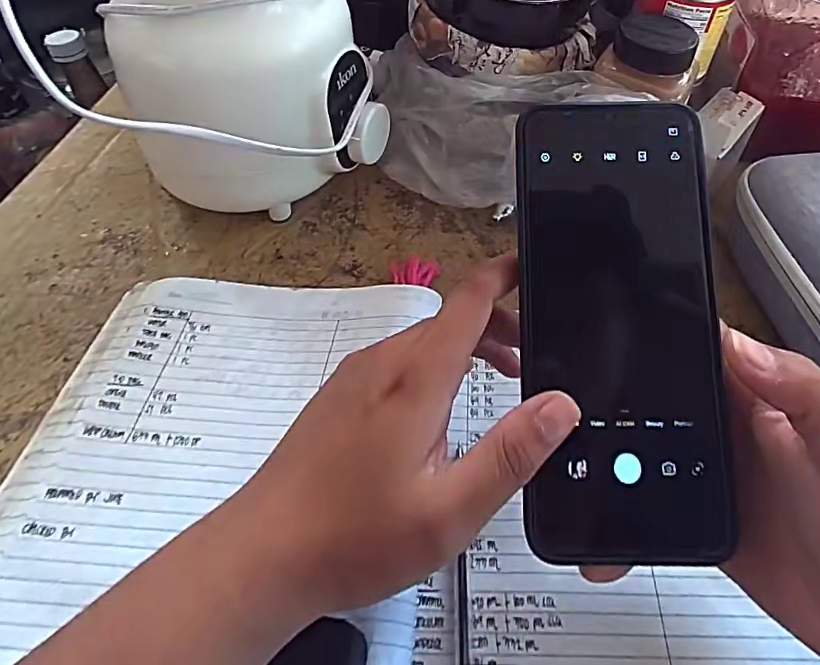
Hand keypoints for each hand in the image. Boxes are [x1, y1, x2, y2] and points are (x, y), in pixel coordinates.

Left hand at [236, 256, 576, 615]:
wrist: (260, 555)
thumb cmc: (352, 536)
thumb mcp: (450, 510)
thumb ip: (511, 453)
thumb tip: (559, 407)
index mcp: (417, 378)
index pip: (469, 300)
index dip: (503, 275)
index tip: (527, 265)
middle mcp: (385, 361)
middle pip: (452, 317)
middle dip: (496, 325)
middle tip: (525, 361)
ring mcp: (359, 373)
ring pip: (426, 338)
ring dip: (466, 347)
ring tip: (492, 382)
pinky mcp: (343, 390)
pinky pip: (400, 357)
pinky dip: (435, 363)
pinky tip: (438, 409)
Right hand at [587, 328, 819, 664]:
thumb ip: (808, 397)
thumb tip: (742, 346)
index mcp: (761, 392)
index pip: (698, 342)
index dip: (653, 325)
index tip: (603, 328)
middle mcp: (729, 423)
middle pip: (656, 389)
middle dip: (610, 390)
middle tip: (564, 405)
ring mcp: (710, 470)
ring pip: (641, 443)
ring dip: (607, 451)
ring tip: (567, 464)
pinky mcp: (699, 515)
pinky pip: (646, 502)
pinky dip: (619, 513)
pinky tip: (603, 535)